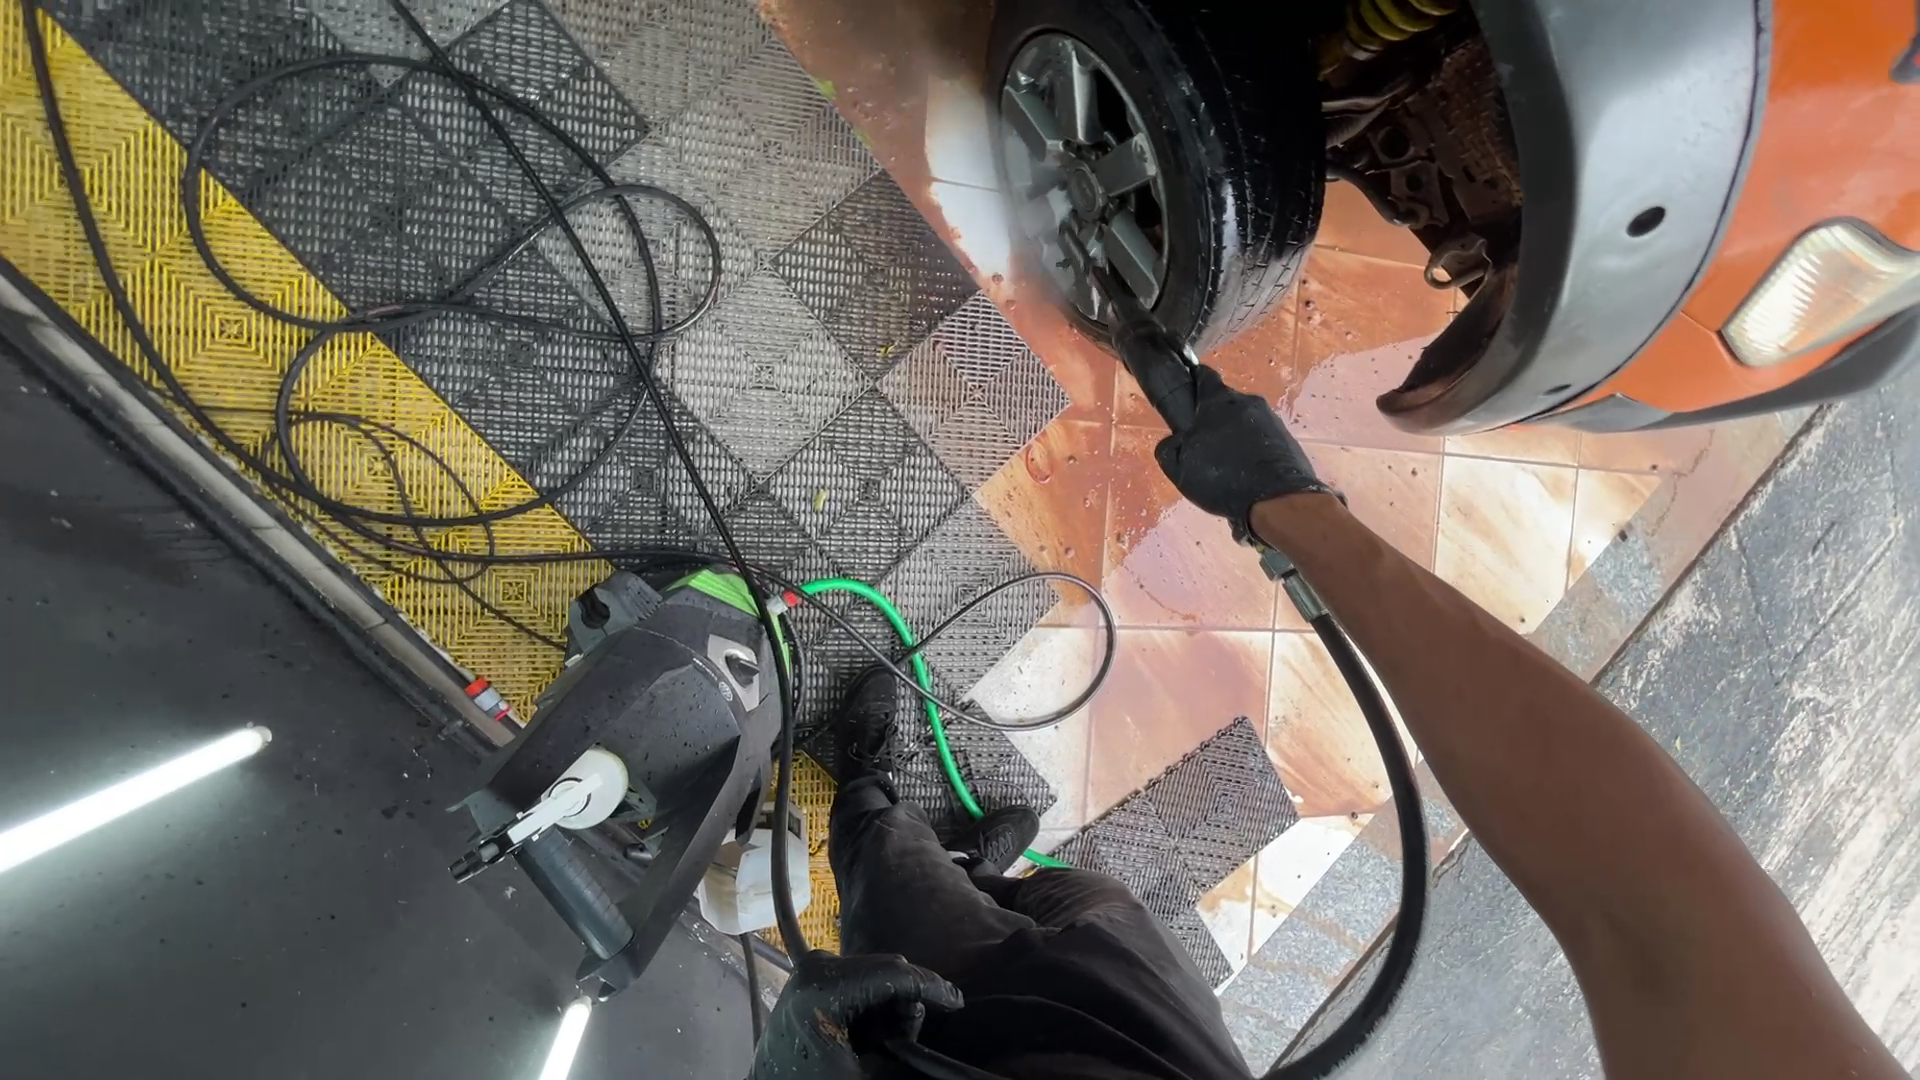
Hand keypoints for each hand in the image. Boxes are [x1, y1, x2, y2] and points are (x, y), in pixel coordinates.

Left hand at [749, 950, 962, 1079]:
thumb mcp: (866, 1075)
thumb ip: (902, 1040)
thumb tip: (923, 1013)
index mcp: (825, 987)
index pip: (893, 973)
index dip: (930, 986)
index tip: (957, 1002)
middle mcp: (817, 966)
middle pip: (886, 970)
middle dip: (906, 1002)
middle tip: (907, 1042)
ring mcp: (812, 967)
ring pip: (875, 974)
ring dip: (889, 1005)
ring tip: (881, 1044)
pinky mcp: (812, 975)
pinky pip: (858, 979)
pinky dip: (872, 1004)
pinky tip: (867, 1034)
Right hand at [1153, 365, 1330, 537]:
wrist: (1276, 500)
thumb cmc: (1221, 479)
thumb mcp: (1178, 469)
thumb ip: (1168, 448)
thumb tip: (1174, 440)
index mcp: (1218, 402)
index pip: (1204, 376)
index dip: (1194, 379)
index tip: (1187, 388)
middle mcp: (1247, 402)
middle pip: (1225, 401)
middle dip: (1214, 416)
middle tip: (1204, 442)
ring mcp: (1271, 418)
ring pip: (1244, 419)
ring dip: (1235, 433)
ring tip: (1228, 462)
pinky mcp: (1287, 437)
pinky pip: (1262, 436)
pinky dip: (1252, 446)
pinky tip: (1247, 469)